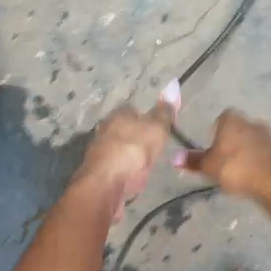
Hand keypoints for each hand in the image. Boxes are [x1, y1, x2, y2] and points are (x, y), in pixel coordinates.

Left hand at [72, 102, 174, 218]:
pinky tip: (132, 178)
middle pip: (123, 129)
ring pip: (117, 149)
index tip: (158, 127)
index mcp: (117, 115)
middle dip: (135, 136)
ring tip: (144, 164)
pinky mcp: (97, 173)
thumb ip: (165, 112)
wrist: (105, 185)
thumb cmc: (133, 150)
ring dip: (128, 155)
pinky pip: (114, 168)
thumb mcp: (156, 128)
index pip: (132, 109)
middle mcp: (104, 130)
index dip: (146, 117)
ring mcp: (98, 152)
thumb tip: (173, 85)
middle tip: (152, 147)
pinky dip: (123, 171)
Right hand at [176, 110, 270, 199]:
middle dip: (237, 138)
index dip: (218, 128)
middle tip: (229, 156)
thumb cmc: (235, 168)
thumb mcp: (209, 166)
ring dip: (255, 147)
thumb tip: (174, 157)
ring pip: (260, 138)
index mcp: (232, 121)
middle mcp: (253, 122)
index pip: (223, 116)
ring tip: (248, 165)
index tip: (215, 143)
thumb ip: (193, 161)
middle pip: (242, 127)